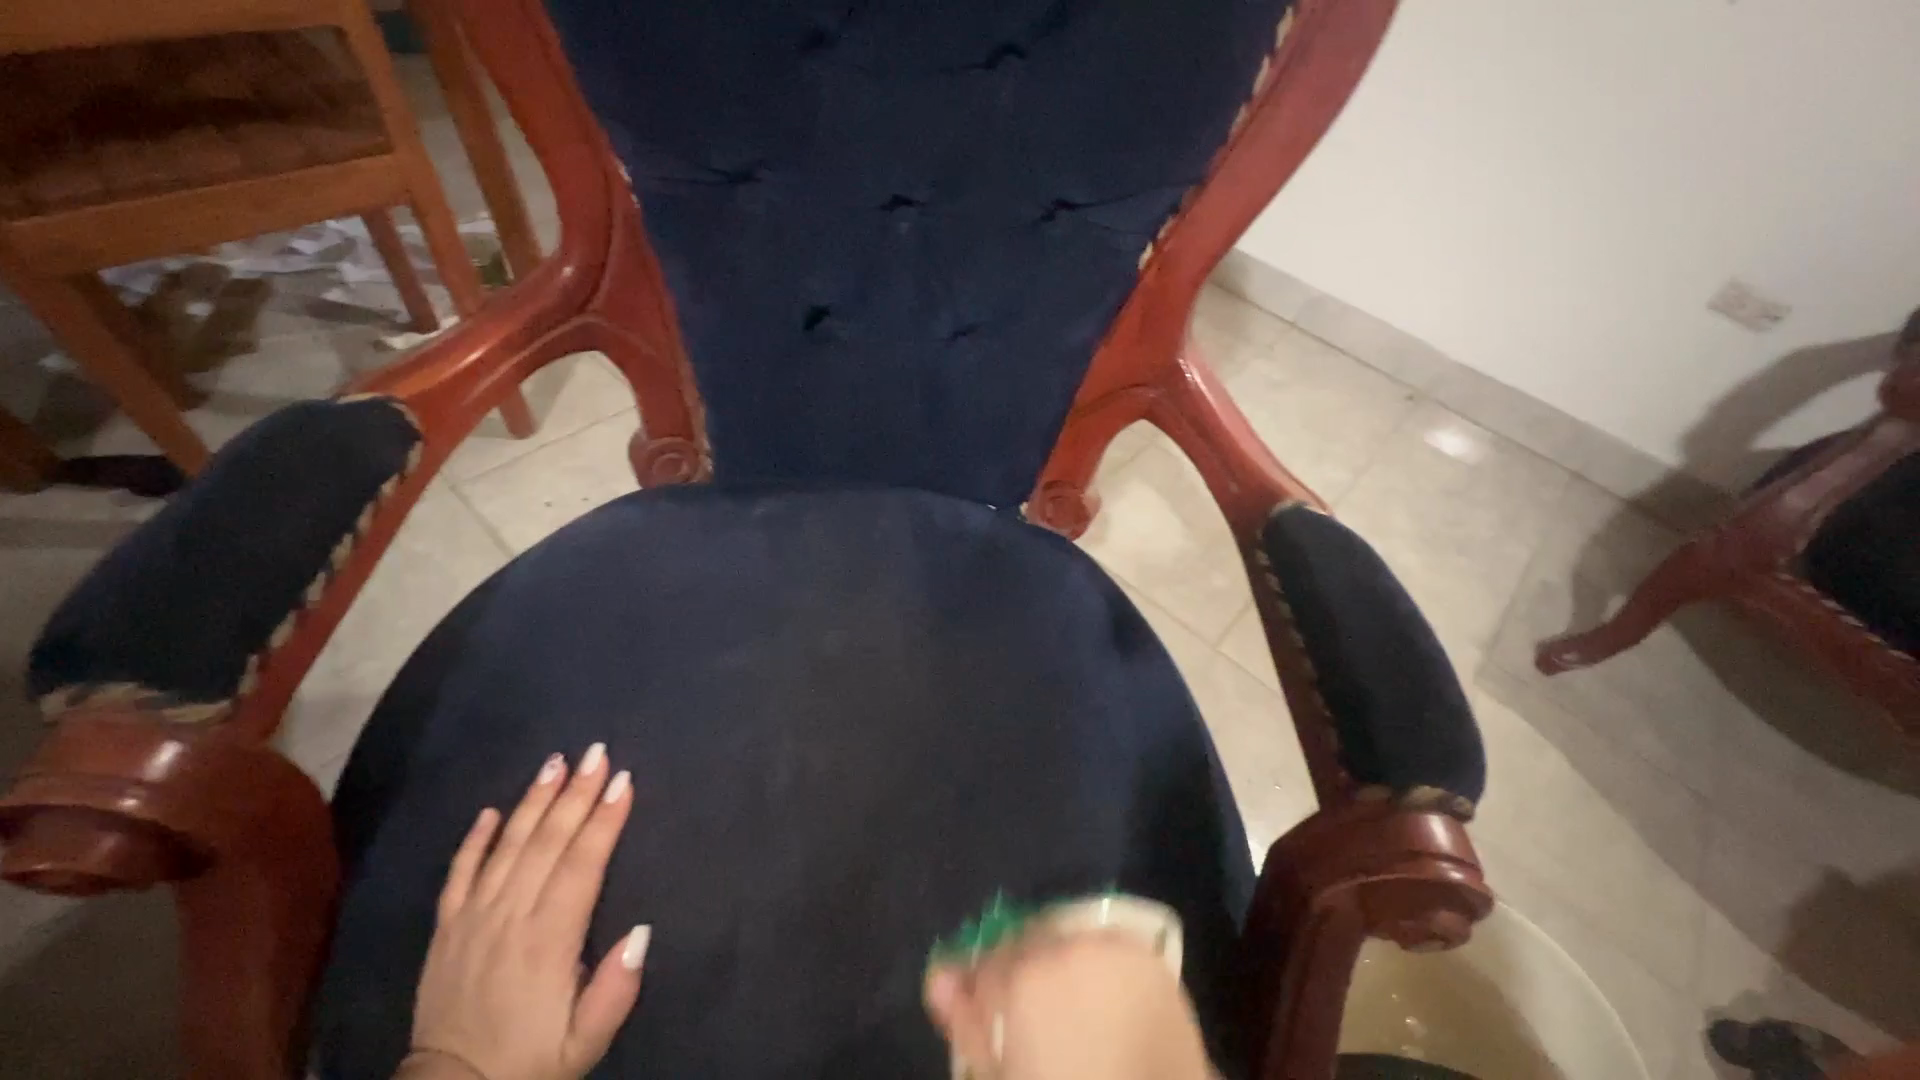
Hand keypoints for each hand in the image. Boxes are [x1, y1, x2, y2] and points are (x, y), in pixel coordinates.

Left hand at [398, 744, 646, 1079]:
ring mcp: (472, 919)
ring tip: (556, 762)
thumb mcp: (585, 1042)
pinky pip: (459, 873)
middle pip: (547, 843)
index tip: (622, 781)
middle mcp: (509, 918)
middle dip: (575, 794)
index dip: (603, 821)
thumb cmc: (530, 1061)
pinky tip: (491, 810)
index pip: (581, 865)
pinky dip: (474, 839)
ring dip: (533, 802)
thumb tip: (642, 930)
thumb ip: (616, 989)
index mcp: (548, 941)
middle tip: (596, 752)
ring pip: (506, 847)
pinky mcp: (445, 929)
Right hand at [924, 932, 1214, 1079]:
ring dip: (1062, 963)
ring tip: (1076, 1006)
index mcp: (1021, 979)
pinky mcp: (1145, 953)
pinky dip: (1100, 961)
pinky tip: (1107, 996)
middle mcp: (1062, 948)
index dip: (989, 991)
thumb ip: (966, 1021)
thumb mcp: (1002, 1072)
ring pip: (1067, 940)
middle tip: (1039, 1015)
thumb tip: (939, 976)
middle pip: (1025, 944)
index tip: (997, 1016)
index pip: (986, 964)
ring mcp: (1108, 946)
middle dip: (1024, 971)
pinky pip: (1107, 943)